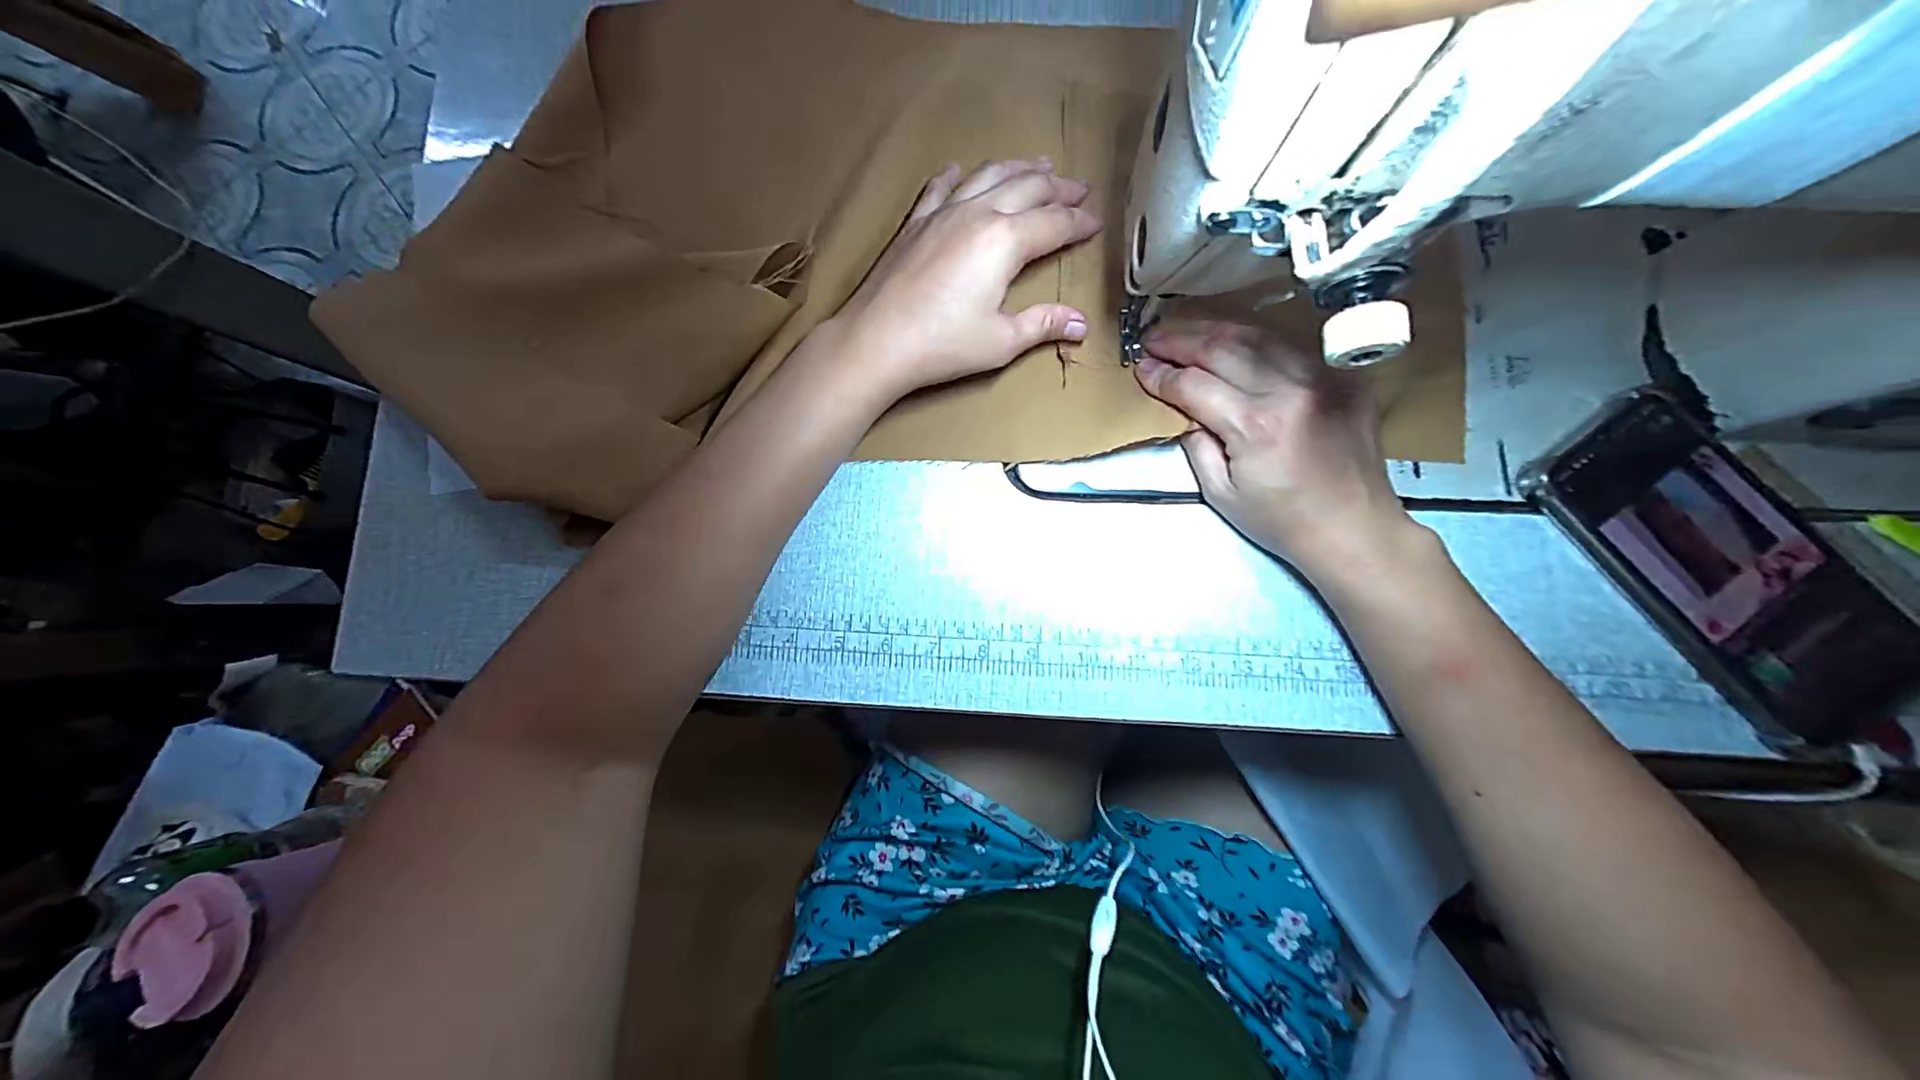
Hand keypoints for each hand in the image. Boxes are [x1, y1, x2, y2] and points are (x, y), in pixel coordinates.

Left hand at [826, 158, 1102, 399]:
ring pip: (987, 176)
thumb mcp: (1001, 341)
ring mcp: (942, 213)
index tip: (1096, 223)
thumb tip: (1080, 324)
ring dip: (1017, 168)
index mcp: (1005, 241)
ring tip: (1038, 164)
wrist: (876, 340)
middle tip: (1079, 188)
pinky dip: (955, 176)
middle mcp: (977, 214)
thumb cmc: (942, 345)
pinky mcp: (915, 223)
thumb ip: (1042, 324)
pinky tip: (958, 169)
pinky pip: (939, 188)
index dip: (1079, 223)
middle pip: (1027, 188)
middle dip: (1058, 188)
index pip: (1054, 223)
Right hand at [1133, 320, 1419, 582]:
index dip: (1161, 375)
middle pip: (1222, 348)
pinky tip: (1232, 343)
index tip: (1140, 368)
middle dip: (1180, 340)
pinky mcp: (1343, 376)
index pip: (1194, 385)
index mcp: (1255, 425)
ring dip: (1214, 331)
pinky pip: (1290, 345)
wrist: (1354, 529)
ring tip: (1185, 333)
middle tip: (1153, 340)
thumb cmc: (1282, 521)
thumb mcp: (1220, 493)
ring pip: (1257, 335)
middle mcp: (1290, 389)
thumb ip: (1195, 444)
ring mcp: (1322, 376)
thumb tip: (1184, 408)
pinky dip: (1254, 340)